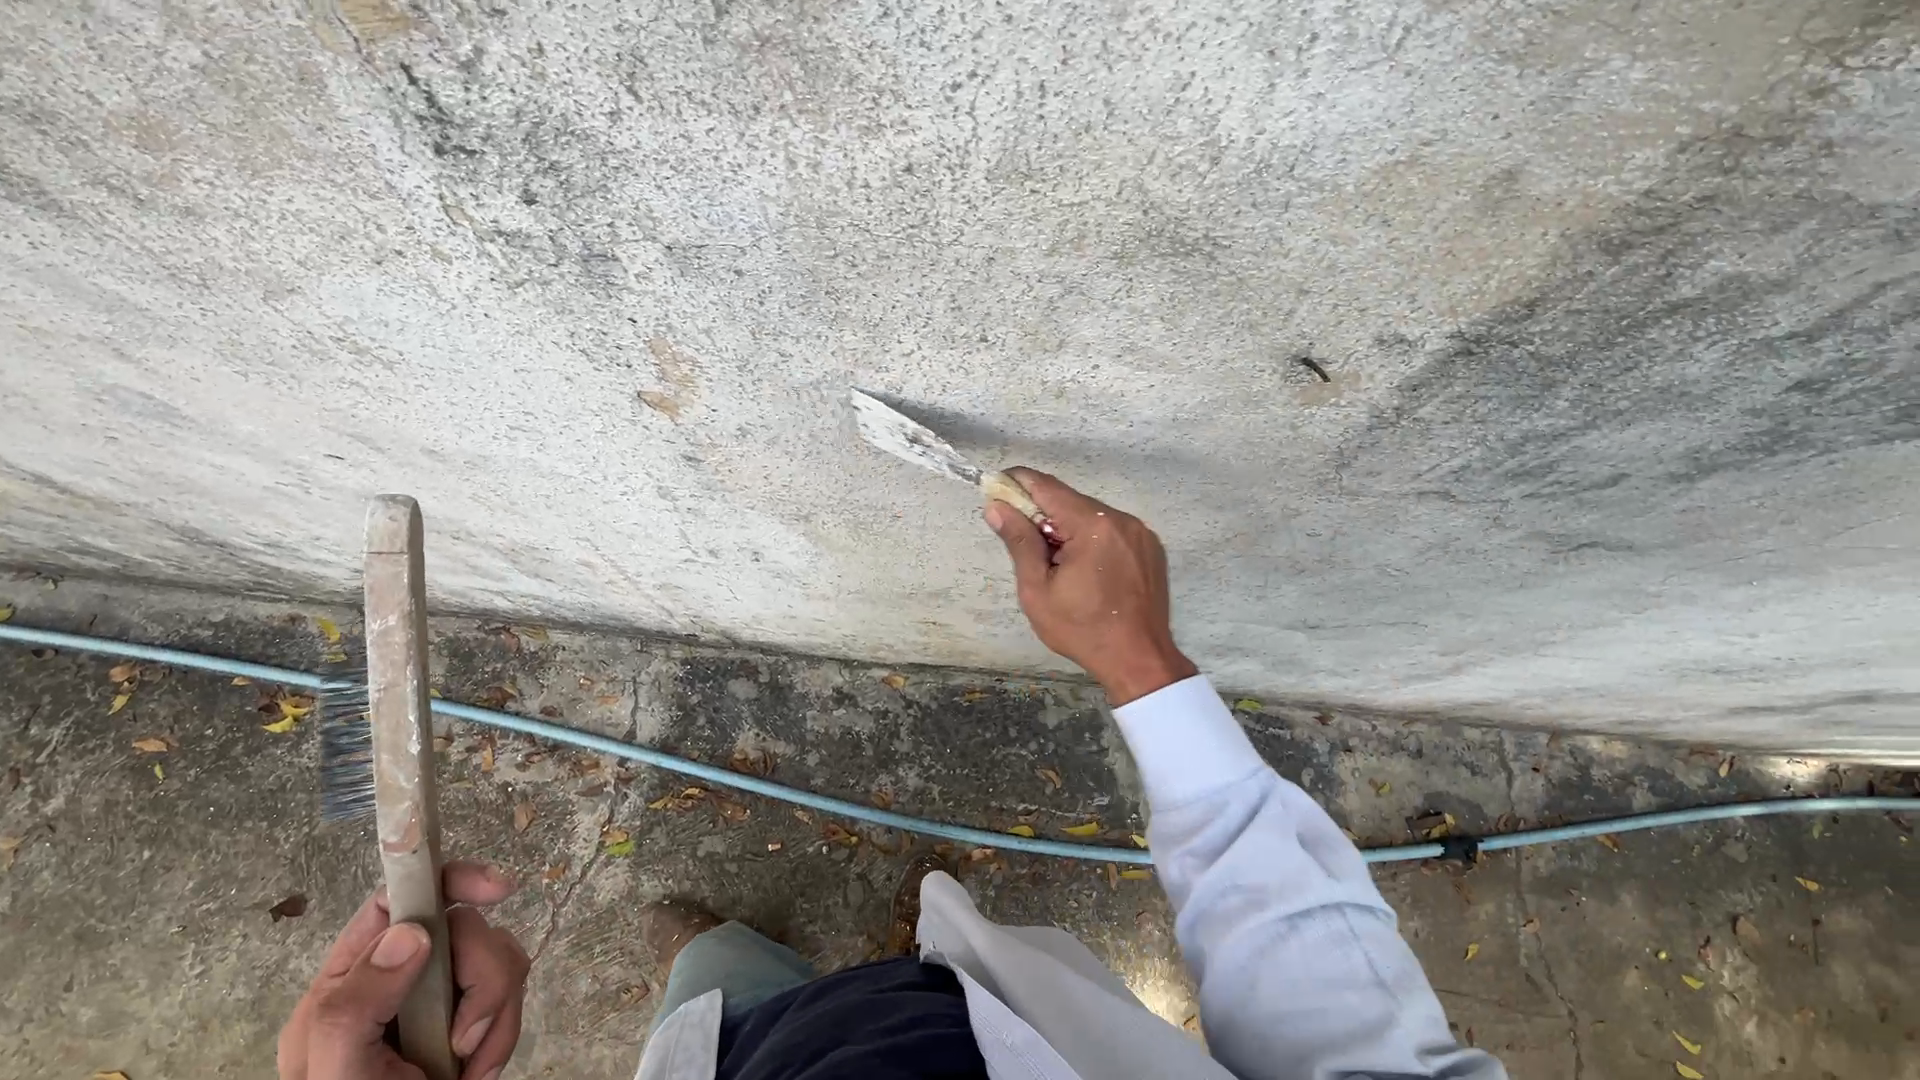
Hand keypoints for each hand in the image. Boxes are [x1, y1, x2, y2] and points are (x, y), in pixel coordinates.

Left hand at [278, 862, 529, 1079]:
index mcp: (351, 981)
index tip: (498, 890)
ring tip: (470, 1065)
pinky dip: (505, 1032)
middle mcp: (401, 978)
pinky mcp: (474, 1015)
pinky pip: (513, 995)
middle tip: (466, 1035)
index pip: (401, 900)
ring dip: (497, 1011)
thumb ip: (355, 1008)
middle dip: (483, 976)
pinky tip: (479, 1069)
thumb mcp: (336, 1074)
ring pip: (500, 957)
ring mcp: (441, 997)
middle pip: (466, 929)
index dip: (450, 879)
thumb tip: (412, 934)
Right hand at [984, 467, 1197, 704]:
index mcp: (1093, 526)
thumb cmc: (1082, 630)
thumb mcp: (1038, 590)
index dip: (1018, 483)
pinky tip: (1084, 570)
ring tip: (1055, 564)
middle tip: (1021, 539)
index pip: (1048, 488)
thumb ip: (1020, 543)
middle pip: (1070, 501)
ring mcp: (1140, 533)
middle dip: (1042, 514)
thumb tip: (996, 507)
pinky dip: (1091, 539)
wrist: (1139, 660)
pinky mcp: (1150, 548)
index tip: (996, 488)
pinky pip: (1112, 531)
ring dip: (1068, 528)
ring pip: (1091, 516)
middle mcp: (1121, 520)